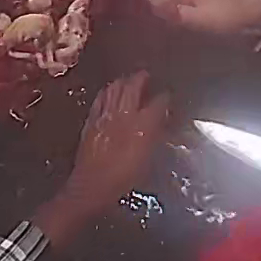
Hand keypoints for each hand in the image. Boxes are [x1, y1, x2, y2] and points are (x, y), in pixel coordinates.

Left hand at [34, 72, 168, 249]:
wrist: (92, 186)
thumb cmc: (124, 177)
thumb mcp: (147, 159)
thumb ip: (154, 136)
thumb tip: (161, 122)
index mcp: (143, 124)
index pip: (158, 102)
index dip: (165, 98)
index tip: (168, 96)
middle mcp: (124, 114)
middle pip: (133, 86)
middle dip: (141, 78)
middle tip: (146, 75)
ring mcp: (105, 115)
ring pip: (114, 88)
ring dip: (123, 81)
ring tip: (128, 79)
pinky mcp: (91, 120)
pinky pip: (100, 99)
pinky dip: (106, 91)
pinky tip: (108, 90)